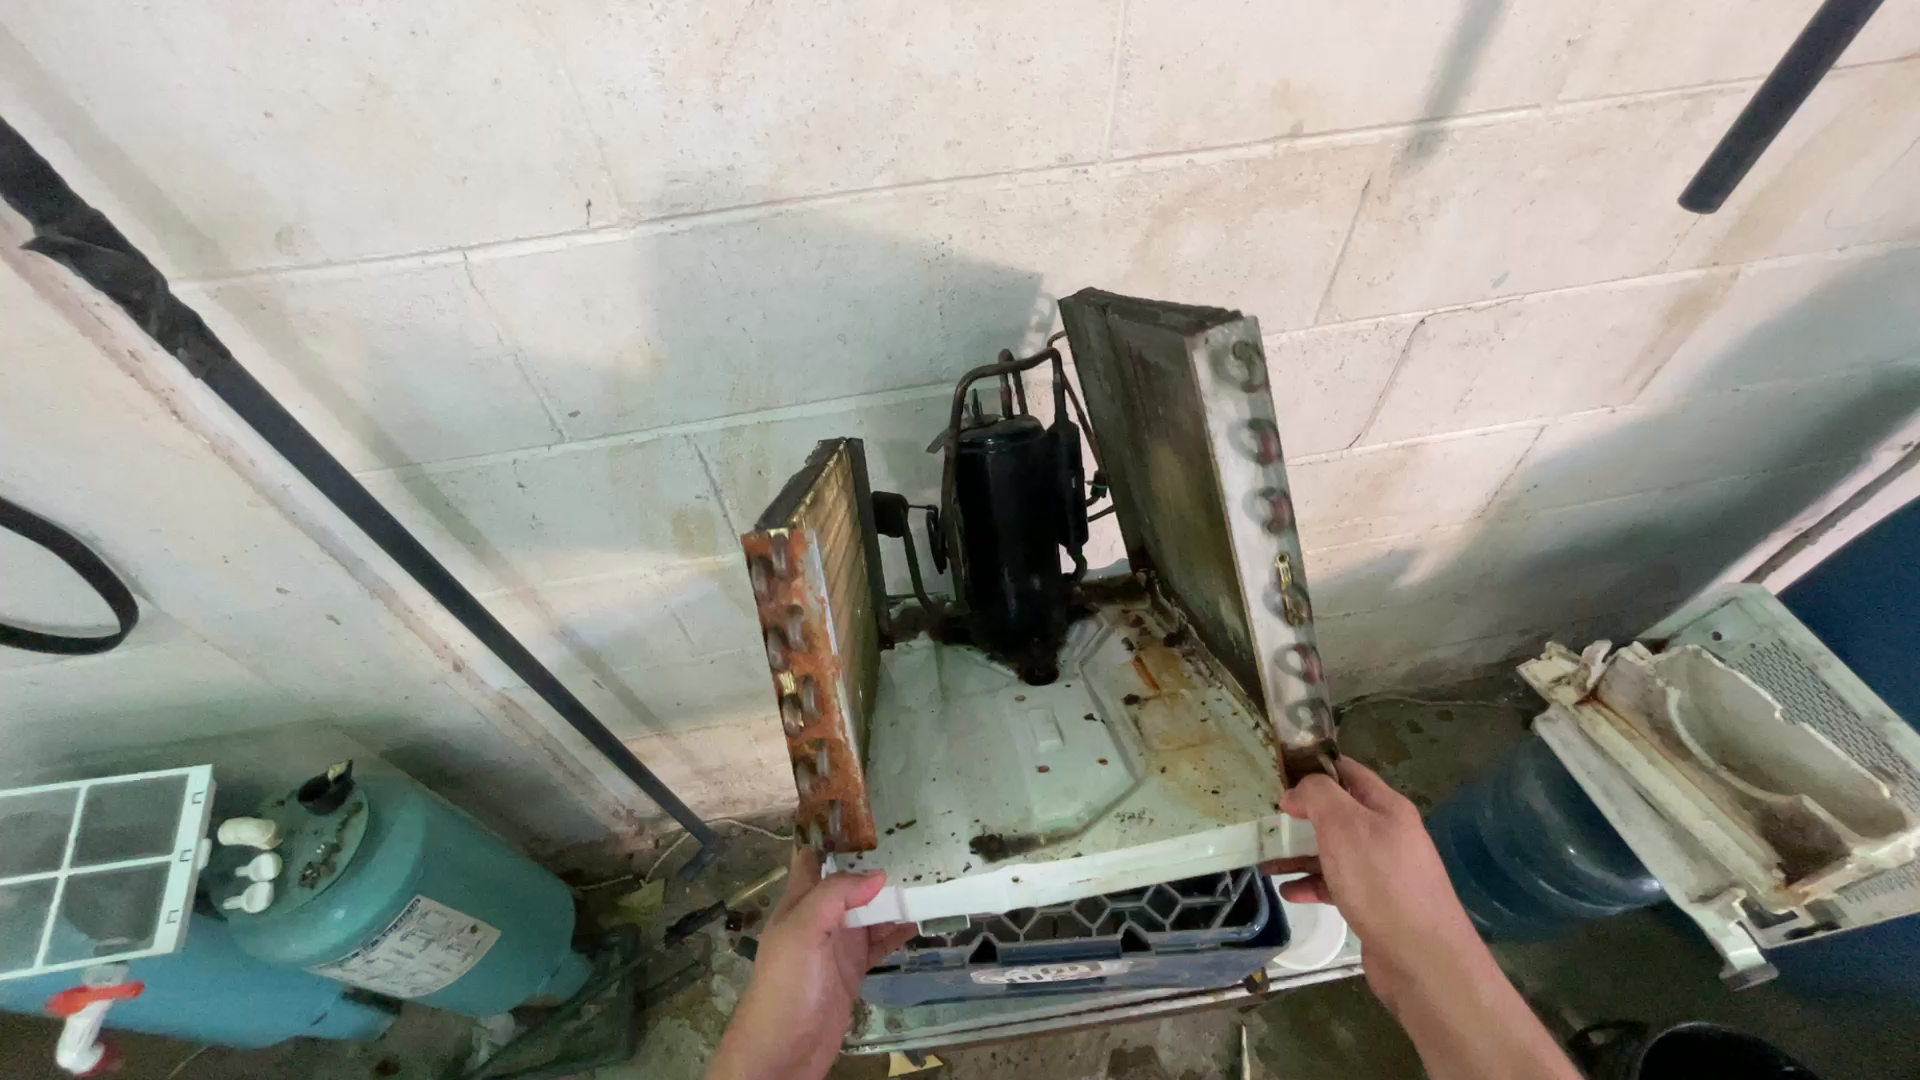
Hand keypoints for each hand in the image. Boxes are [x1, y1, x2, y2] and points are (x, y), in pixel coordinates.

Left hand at [707, 849, 917, 1079]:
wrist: (781, 1056)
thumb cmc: (786, 985)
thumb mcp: (803, 930)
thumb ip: (837, 895)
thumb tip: (880, 874)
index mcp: (801, 899)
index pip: (817, 855)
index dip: (839, 835)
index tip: (872, 815)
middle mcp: (820, 915)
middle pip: (851, 880)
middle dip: (877, 862)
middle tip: (915, 842)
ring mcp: (838, 943)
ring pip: (870, 909)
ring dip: (894, 896)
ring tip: (927, 877)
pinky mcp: (853, 969)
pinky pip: (880, 941)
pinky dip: (899, 930)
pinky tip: (920, 919)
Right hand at [1260, 758, 1484, 1011]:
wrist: (1423, 961)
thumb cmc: (1381, 881)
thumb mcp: (1344, 823)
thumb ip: (1317, 795)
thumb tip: (1296, 793)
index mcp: (1386, 808)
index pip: (1347, 771)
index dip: (1313, 767)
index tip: (1279, 773)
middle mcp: (1387, 835)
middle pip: (1337, 813)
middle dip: (1300, 814)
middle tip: (1268, 817)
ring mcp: (1382, 872)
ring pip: (1332, 851)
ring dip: (1298, 853)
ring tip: (1265, 859)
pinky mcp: (1375, 904)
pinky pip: (1336, 884)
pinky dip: (1311, 884)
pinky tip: (1288, 891)